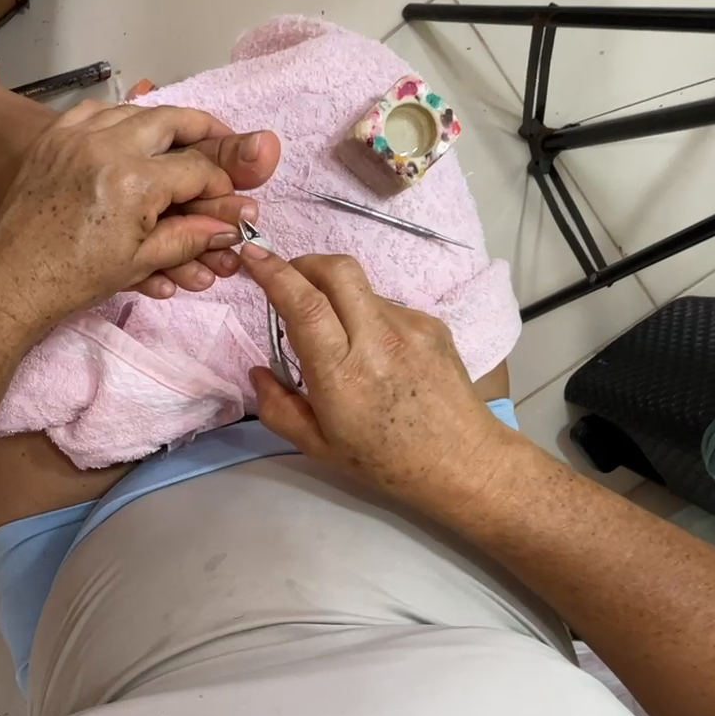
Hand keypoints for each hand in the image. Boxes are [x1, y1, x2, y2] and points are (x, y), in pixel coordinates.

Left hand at [0, 101, 279, 333]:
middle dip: (203, 130)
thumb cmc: (72, 279)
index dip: (219, 184)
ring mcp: (76, 137)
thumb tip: (228, 226)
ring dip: (163, 121)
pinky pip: (96, 111)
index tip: (227, 197)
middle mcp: (106, 146)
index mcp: (133, 181)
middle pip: (172, 119)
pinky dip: (120, 118)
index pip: (196, 168)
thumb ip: (188, 238)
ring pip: (135, 108)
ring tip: (181, 137)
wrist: (14, 281)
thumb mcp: (139, 262)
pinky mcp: (54, 139)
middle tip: (220, 141)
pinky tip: (131, 134)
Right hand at [242, 246, 519, 510]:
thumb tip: (258, 371)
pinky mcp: (431, 325)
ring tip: (332, 334)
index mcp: (341, 373)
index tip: (252, 254)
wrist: (461, 461)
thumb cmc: (382, 460)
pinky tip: (370, 351)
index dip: (275, 271)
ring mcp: (409, 327)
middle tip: (287, 278)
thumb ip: (277, 406)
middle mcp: (376, 340)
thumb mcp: (315, 445)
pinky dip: (363, 315)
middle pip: (338, 270)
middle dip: (304, 262)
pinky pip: (385, 305)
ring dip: (334, 295)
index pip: (305, 304)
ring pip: (361, 288)